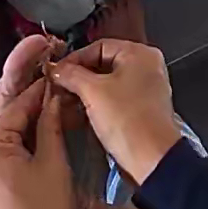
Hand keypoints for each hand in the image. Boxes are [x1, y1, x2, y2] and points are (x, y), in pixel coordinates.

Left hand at [0, 69, 73, 208]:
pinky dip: (22, 150)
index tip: (54, 79)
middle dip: (33, 111)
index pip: (16, 109)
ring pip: (7, 141)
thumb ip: (50, 127)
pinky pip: (4, 159)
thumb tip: (52, 103)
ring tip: (55, 117)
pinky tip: (43, 145)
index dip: (39, 93)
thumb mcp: (53, 165)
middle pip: (8, 123)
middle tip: (57, 96)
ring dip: (29, 131)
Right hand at [50, 39, 182, 183]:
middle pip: (101, 64)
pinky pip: (114, 97)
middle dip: (77, 76)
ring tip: (64, 101)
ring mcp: (145, 88)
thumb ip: (70, 74)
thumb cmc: (126, 120)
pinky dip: (96, 102)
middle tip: (58, 86)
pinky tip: (78, 112)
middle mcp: (146, 66)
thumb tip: (54, 68)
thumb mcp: (92, 91)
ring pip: (106, 82)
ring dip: (84, 91)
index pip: (97, 46)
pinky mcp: (142, 108)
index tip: (55, 72)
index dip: (73, 59)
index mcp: (139, 54)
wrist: (153, 162)